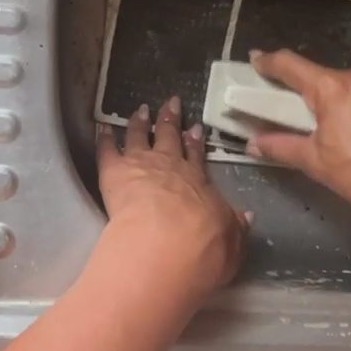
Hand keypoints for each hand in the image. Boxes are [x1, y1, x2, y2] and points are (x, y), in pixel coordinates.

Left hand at [95, 97, 250, 307]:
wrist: (166, 244)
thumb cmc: (203, 248)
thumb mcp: (232, 241)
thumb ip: (237, 227)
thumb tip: (248, 216)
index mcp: (196, 180)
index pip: (196, 156)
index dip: (195, 141)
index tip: (195, 128)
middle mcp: (168, 165)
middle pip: (169, 136)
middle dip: (170, 118)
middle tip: (171, 102)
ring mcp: (140, 163)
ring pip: (138, 135)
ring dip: (139, 122)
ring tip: (140, 110)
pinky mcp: (114, 171)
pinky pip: (106, 150)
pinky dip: (104, 138)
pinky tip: (101, 128)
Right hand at [244, 50, 350, 229]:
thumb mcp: (315, 162)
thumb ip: (280, 146)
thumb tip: (253, 143)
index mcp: (332, 88)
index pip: (290, 64)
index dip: (268, 62)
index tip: (255, 61)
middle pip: (321, 76)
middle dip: (307, 90)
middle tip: (297, 111)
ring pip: (348, 84)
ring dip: (336, 98)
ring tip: (336, 125)